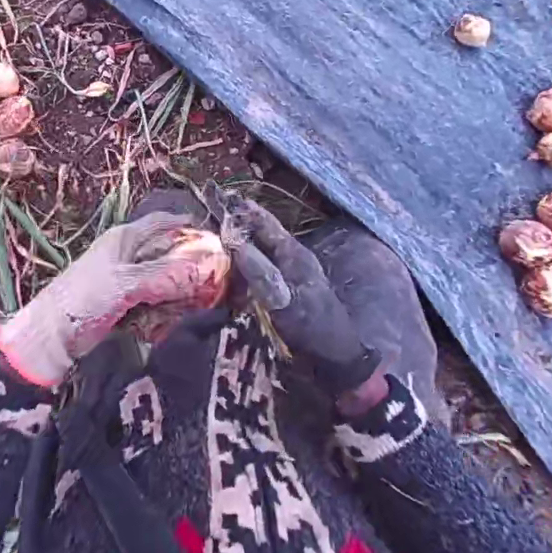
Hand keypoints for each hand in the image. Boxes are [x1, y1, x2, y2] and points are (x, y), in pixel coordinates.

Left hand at [0, 212, 221, 385]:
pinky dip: (166, 305)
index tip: (215, 239)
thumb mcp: (126, 283)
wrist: (52, 336)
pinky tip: (179, 314)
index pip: (163, 222)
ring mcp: (126, 279)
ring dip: (179, 287)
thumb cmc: (84, 299)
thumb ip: (163, 274)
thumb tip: (201, 268)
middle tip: (217, 274)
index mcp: (124, 238)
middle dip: (189, 261)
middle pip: (167, 251)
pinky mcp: (125, 302)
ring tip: (203, 297)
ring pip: (163, 277)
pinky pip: (155, 299)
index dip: (188, 226)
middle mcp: (127, 254)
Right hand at [229, 196, 380, 399]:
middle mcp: (294, 259)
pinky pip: (265, 266)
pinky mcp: (289, 290)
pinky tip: (236, 266)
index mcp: (294, 254)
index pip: (265, 223)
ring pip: (265, 249)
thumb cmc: (310, 326)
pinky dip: (248, 260)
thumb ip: (257, 268)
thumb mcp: (280, 297)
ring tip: (221, 234)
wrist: (336, 358)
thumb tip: (233, 239)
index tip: (222, 194)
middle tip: (216, 211)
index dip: (244, 209)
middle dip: (241, 221)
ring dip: (245, 239)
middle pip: (264, 233)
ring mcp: (293, 274)